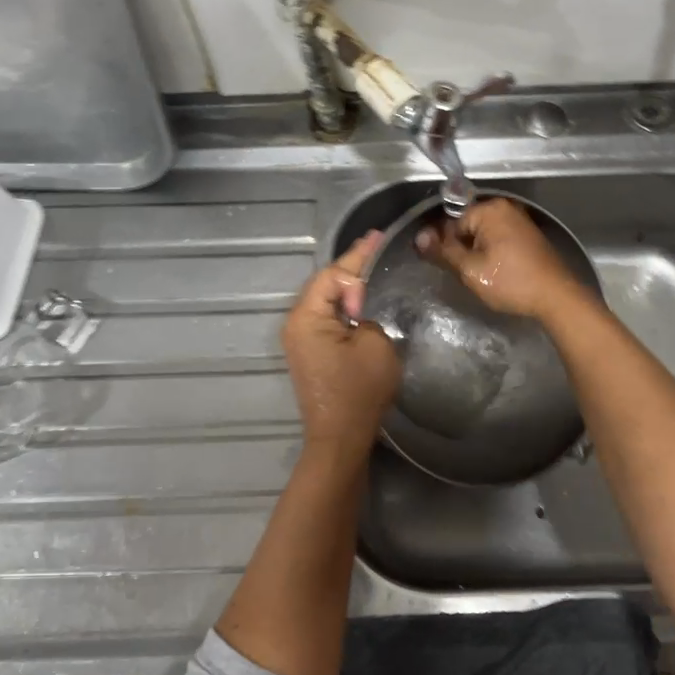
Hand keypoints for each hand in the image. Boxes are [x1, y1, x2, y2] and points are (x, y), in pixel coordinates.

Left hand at [281, 232, 400, 457]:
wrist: (340, 438)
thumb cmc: (359, 392)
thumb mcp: (375, 344)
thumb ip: (368, 313)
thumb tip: (359, 306)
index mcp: (307, 317)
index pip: (333, 275)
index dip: (358, 256)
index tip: (378, 236)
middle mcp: (296, 323)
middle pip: (325, 284)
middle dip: (352, 267)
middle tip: (378, 247)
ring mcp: (300, 339)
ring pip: (325, 300)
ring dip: (348, 286)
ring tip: (374, 265)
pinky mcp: (309, 352)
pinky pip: (326, 317)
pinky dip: (344, 306)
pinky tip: (363, 299)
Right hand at [415, 198, 589, 319]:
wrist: (557, 297)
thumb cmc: (511, 282)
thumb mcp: (471, 270)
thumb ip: (443, 252)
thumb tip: (418, 238)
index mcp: (490, 209)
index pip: (451, 222)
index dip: (444, 245)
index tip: (446, 266)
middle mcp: (505, 207)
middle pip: (467, 225)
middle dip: (461, 247)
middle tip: (465, 273)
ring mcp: (519, 220)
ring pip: (482, 233)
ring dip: (475, 251)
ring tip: (479, 274)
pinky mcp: (527, 234)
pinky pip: (498, 237)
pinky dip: (491, 251)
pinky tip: (495, 270)